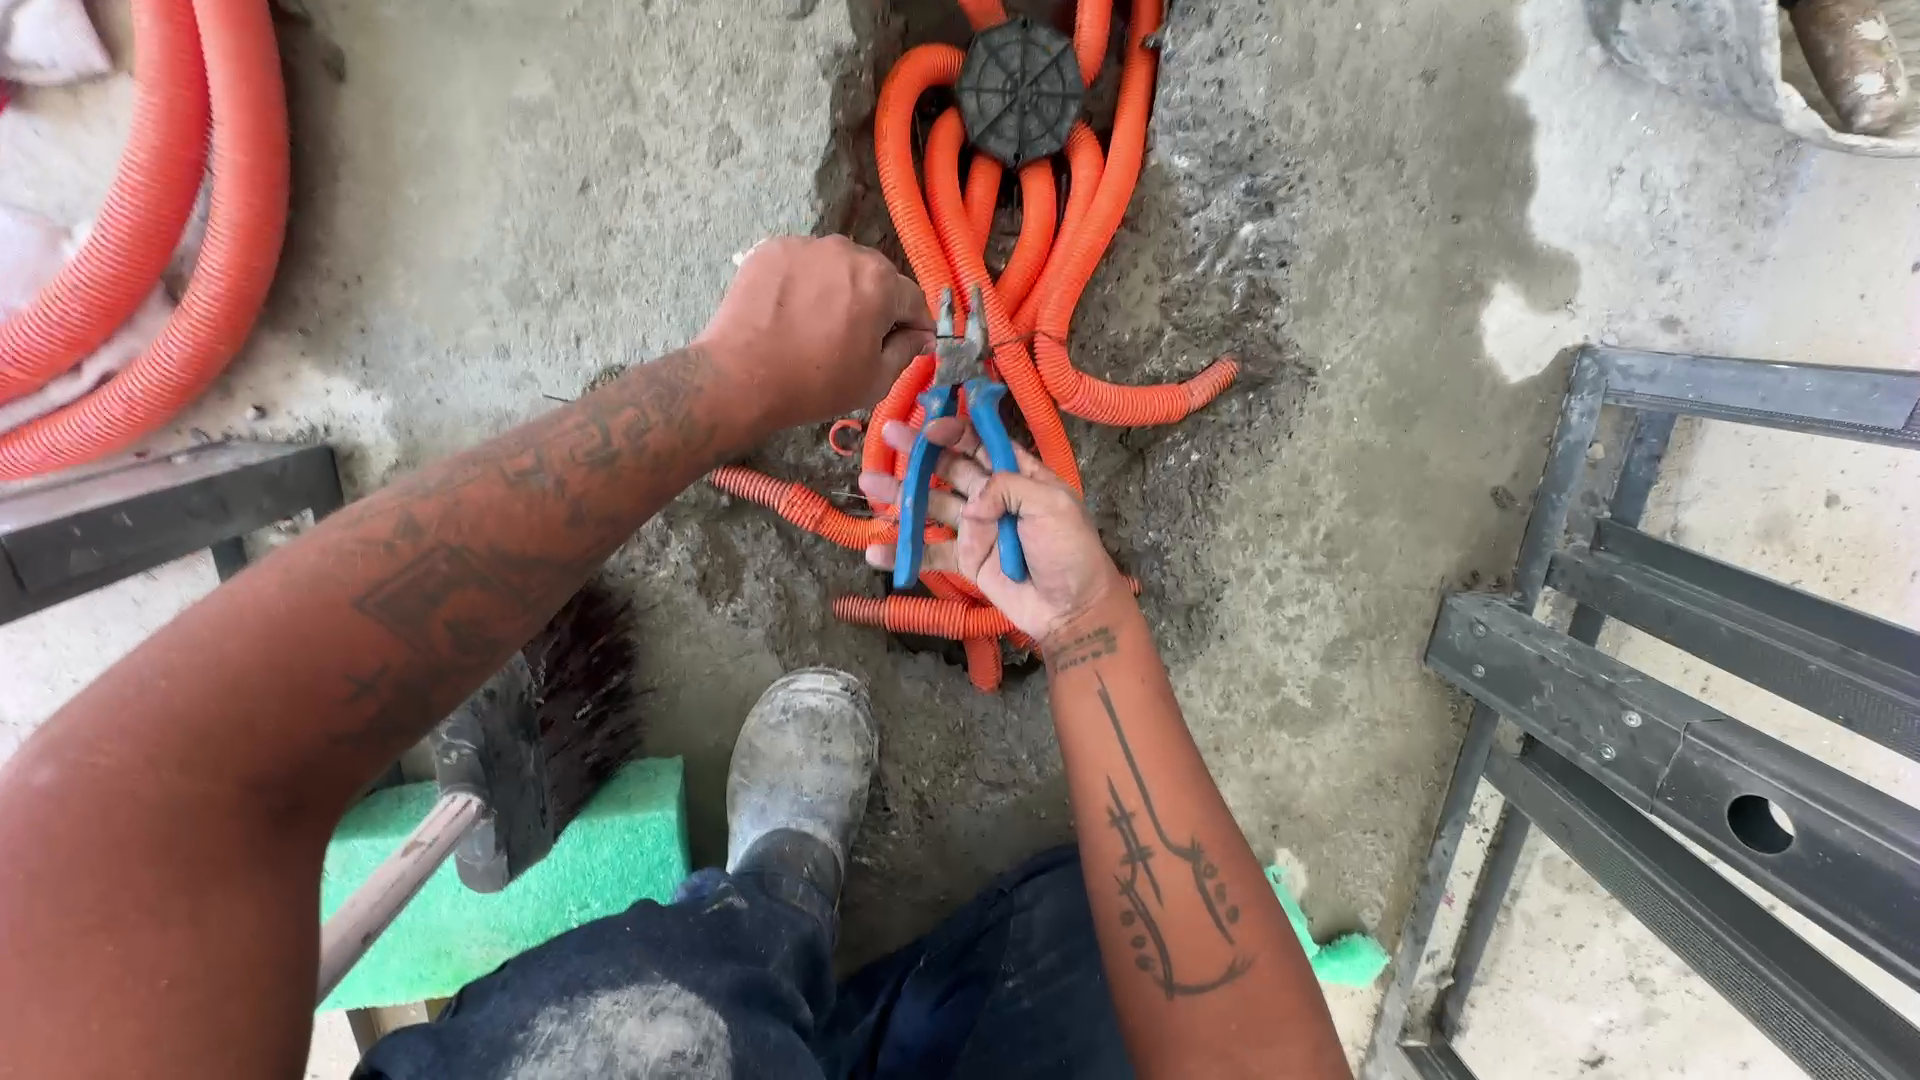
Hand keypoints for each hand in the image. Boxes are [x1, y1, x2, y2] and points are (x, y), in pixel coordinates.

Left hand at [696, 236, 934, 430]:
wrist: (742, 377)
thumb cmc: (817, 384)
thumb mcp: (876, 380)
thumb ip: (908, 351)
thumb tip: (923, 336)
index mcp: (881, 283)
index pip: (914, 300)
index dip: (915, 326)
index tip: (908, 345)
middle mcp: (848, 252)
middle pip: (877, 277)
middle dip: (877, 304)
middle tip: (859, 339)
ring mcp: (807, 246)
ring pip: (839, 267)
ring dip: (841, 290)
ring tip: (822, 324)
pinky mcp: (773, 249)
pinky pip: (805, 264)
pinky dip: (807, 283)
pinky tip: (795, 313)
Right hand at [858, 417, 1131, 647]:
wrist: (1072, 608)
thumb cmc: (1070, 551)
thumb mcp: (1052, 506)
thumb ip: (1008, 487)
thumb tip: (972, 499)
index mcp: (1020, 475)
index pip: (983, 442)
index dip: (956, 430)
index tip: (931, 426)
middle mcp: (994, 496)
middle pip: (950, 467)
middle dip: (920, 451)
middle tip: (887, 434)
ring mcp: (977, 528)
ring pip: (932, 505)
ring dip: (901, 495)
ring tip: (869, 482)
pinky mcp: (966, 561)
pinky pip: (931, 552)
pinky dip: (904, 553)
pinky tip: (876, 551)